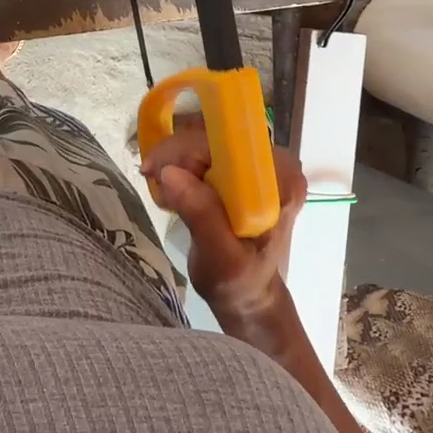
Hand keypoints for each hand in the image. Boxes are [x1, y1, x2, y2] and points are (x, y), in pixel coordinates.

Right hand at [142, 117, 304, 321]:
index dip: (188, 151)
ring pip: (206, 140)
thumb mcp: (219, 258)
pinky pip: (207, 149)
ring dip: (176, 160)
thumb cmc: (237, 282)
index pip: (228, 144)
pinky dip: (183, 164)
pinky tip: (174, 188)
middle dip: (178, 156)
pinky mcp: (246, 167)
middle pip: (215, 137)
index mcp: (280, 182)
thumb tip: (170, 173)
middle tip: (152, 180)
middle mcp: (276, 165)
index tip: (157, 172)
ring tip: (162, 190)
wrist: (248, 295)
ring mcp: (261, 164)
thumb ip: (201, 216)